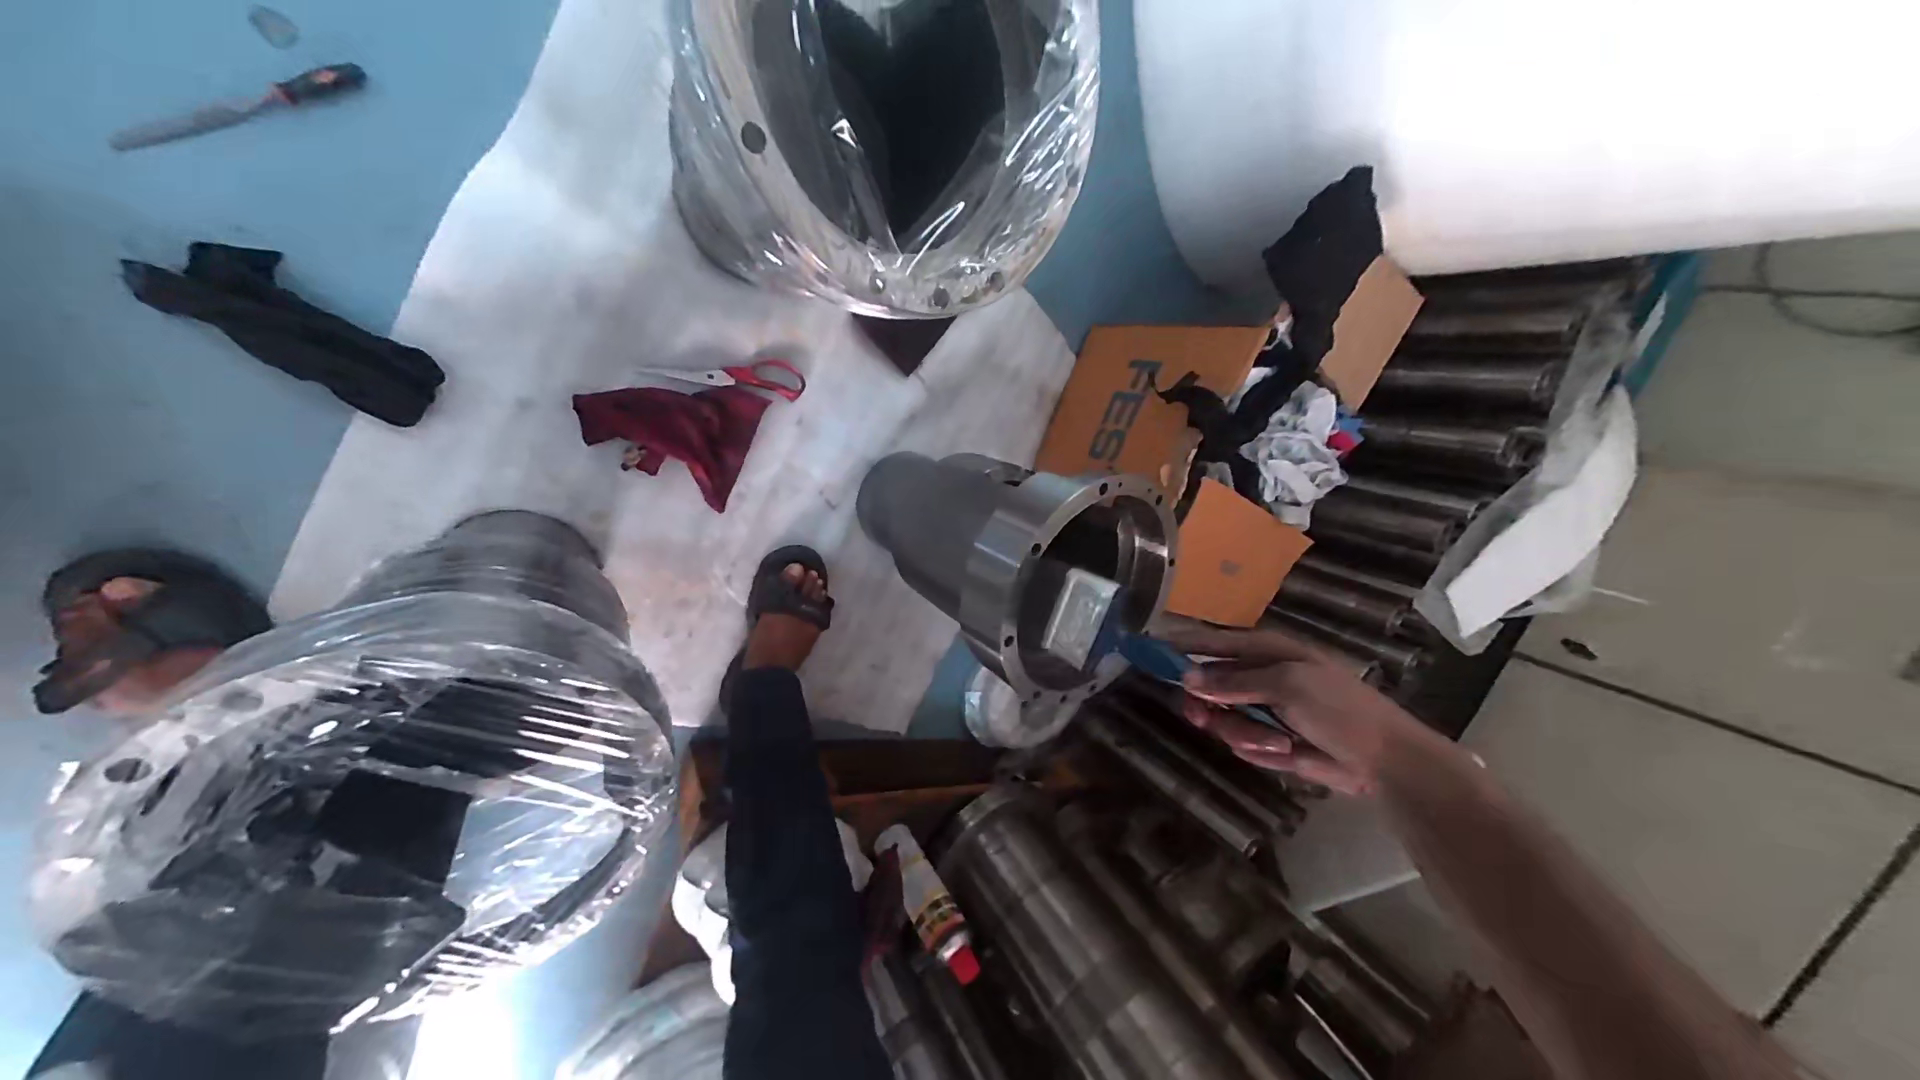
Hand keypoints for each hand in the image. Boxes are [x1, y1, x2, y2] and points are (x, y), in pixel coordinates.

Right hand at [1158, 619, 1451, 794]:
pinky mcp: (1272, 741)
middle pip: (1211, 685)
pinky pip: (1242, 743)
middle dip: (1209, 705)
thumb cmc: (1340, 710)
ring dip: (1242, 733)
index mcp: (1269, 652)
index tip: (1151, 651)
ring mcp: (1266, 710)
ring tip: (1273, 743)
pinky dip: (1259, 751)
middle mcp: (1263, 677)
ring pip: (1223, 718)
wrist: (1386, 761)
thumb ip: (1234, 681)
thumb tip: (1187, 676)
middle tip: (1200, 718)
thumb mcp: (1287, 686)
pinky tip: (1285, 755)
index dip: (1183, 645)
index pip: (1215, 642)